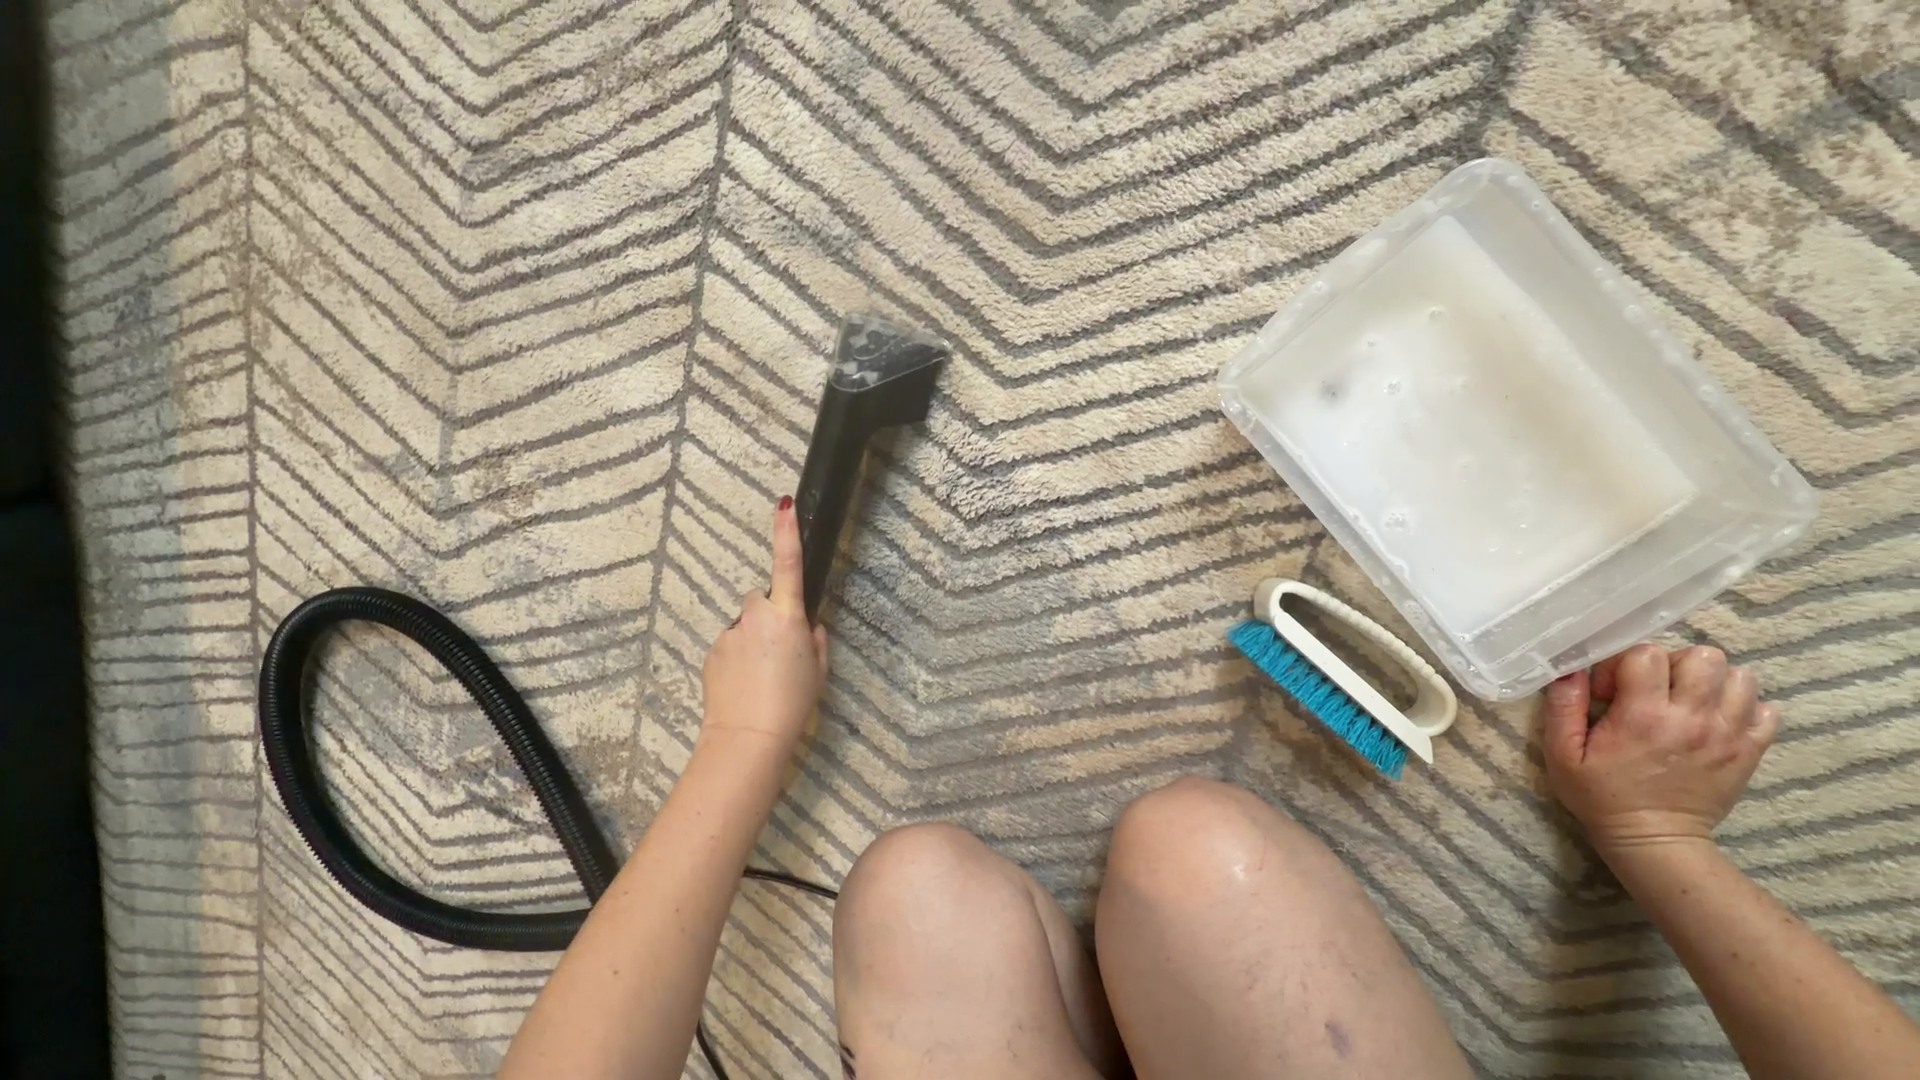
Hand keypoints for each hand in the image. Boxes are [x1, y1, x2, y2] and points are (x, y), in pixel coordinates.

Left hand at [700, 496, 828, 746]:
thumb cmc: (793, 704)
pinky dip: (737, 658)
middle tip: (780, 650)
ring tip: (761, 676)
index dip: (787, 532)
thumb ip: (814, 641)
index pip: (788, 565)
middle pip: (761, 599)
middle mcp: (755, 616)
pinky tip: (744, 684)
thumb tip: (807, 626)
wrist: (748, 737)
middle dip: (769, 614)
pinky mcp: (711, 651)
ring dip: (752, 640)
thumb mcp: (819, 671)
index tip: (785, 504)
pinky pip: (730, 645)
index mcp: (787, 616)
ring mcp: (729, 633)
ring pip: (745, 625)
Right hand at [1543, 643, 1779, 859]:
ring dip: (1709, 681)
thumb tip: (1570, 670)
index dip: (1621, 664)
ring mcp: (1729, 734)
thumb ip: (1563, 706)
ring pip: (1740, 676)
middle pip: (1701, 657)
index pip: (1646, 654)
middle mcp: (1693, 718)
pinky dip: (1742, 704)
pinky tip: (1713, 718)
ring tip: (1684, 701)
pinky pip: (1767, 708)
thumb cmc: (1599, 794)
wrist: (1654, 839)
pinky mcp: (1751, 750)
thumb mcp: (1561, 753)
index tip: (1610, 692)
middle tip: (1650, 691)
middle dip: (1670, 664)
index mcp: (1643, 716)